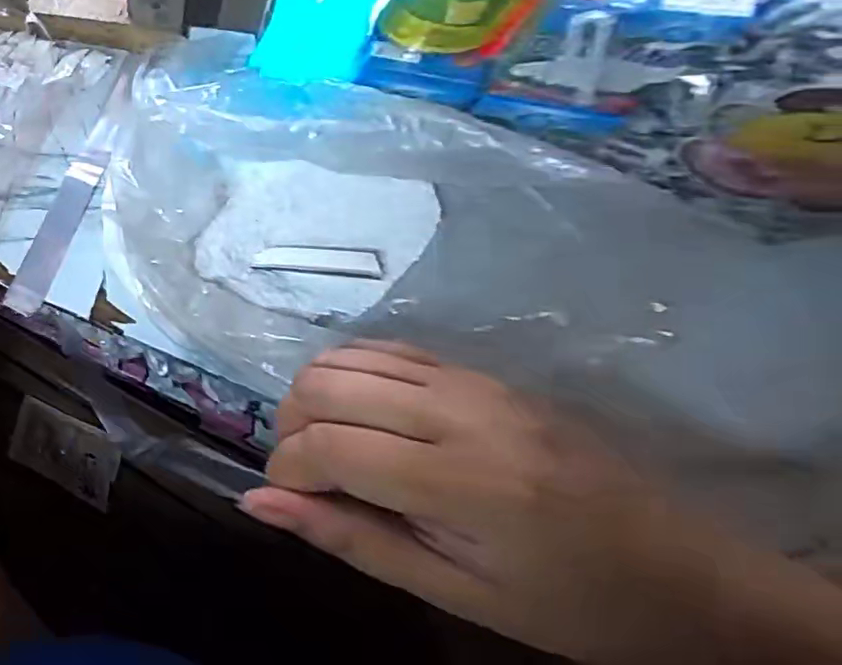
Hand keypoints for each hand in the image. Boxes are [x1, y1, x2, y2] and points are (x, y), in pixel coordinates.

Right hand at [241, 341, 841, 663]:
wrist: (695, 576)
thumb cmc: (574, 604)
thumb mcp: (459, 593)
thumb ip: (350, 540)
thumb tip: (256, 503)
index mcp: (466, 484)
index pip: (330, 448)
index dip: (287, 468)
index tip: (287, 495)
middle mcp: (461, 414)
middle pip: (322, 387)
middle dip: (288, 425)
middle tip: (303, 470)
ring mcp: (471, 382)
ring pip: (340, 358)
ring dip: (309, 395)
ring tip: (324, 439)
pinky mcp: (476, 369)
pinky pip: (379, 347)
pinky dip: (343, 371)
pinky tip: (355, 408)